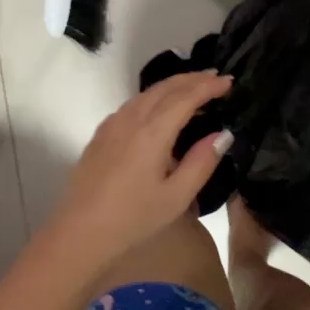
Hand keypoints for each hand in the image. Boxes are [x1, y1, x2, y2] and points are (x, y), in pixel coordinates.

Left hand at [43, 71, 234, 273]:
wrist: (81, 232)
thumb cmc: (133, 218)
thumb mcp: (176, 196)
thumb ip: (202, 162)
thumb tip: (222, 133)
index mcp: (153, 132)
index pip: (186, 96)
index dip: (209, 86)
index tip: (229, 81)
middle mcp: (132, 118)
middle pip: (166, 87)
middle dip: (193, 78)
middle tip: (216, 77)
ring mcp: (113, 124)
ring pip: (147, 92)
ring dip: (173, 85)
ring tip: (193, 87)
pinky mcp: (102, 133)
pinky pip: (133, 103)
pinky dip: (154, 96)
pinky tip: (159, 107)